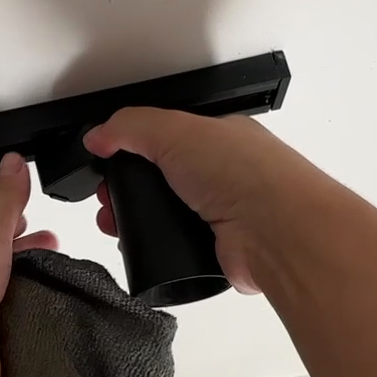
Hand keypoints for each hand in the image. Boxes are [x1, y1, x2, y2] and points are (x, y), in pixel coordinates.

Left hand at [0, 153, 57, 376]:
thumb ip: (4, 196)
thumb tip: (13, 161)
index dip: (16, 223)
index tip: (41, 223)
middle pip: (1, 263)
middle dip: (29, 255)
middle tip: (55, 250)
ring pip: (11, 296)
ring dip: (34, 289)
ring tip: (63, 283)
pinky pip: (17, 327)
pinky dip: (33, 320)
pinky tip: (51, 315)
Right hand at [84, 108, 335, 292]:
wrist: (278, 232)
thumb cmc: (245, 173)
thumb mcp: (175, 130)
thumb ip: (130, 127)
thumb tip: (98, 135)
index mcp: (219, 137)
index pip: (166, 137)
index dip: (132, 147)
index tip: (106, 160)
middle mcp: (224, 174)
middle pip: (162, 180)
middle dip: (128, 190)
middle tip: (107, 200)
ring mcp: (221, 213)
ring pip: (166, 215)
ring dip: (137, 220)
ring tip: (114, 226)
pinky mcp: (217, 249)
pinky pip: (176, 247)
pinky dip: (156, 247)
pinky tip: (140, 247)